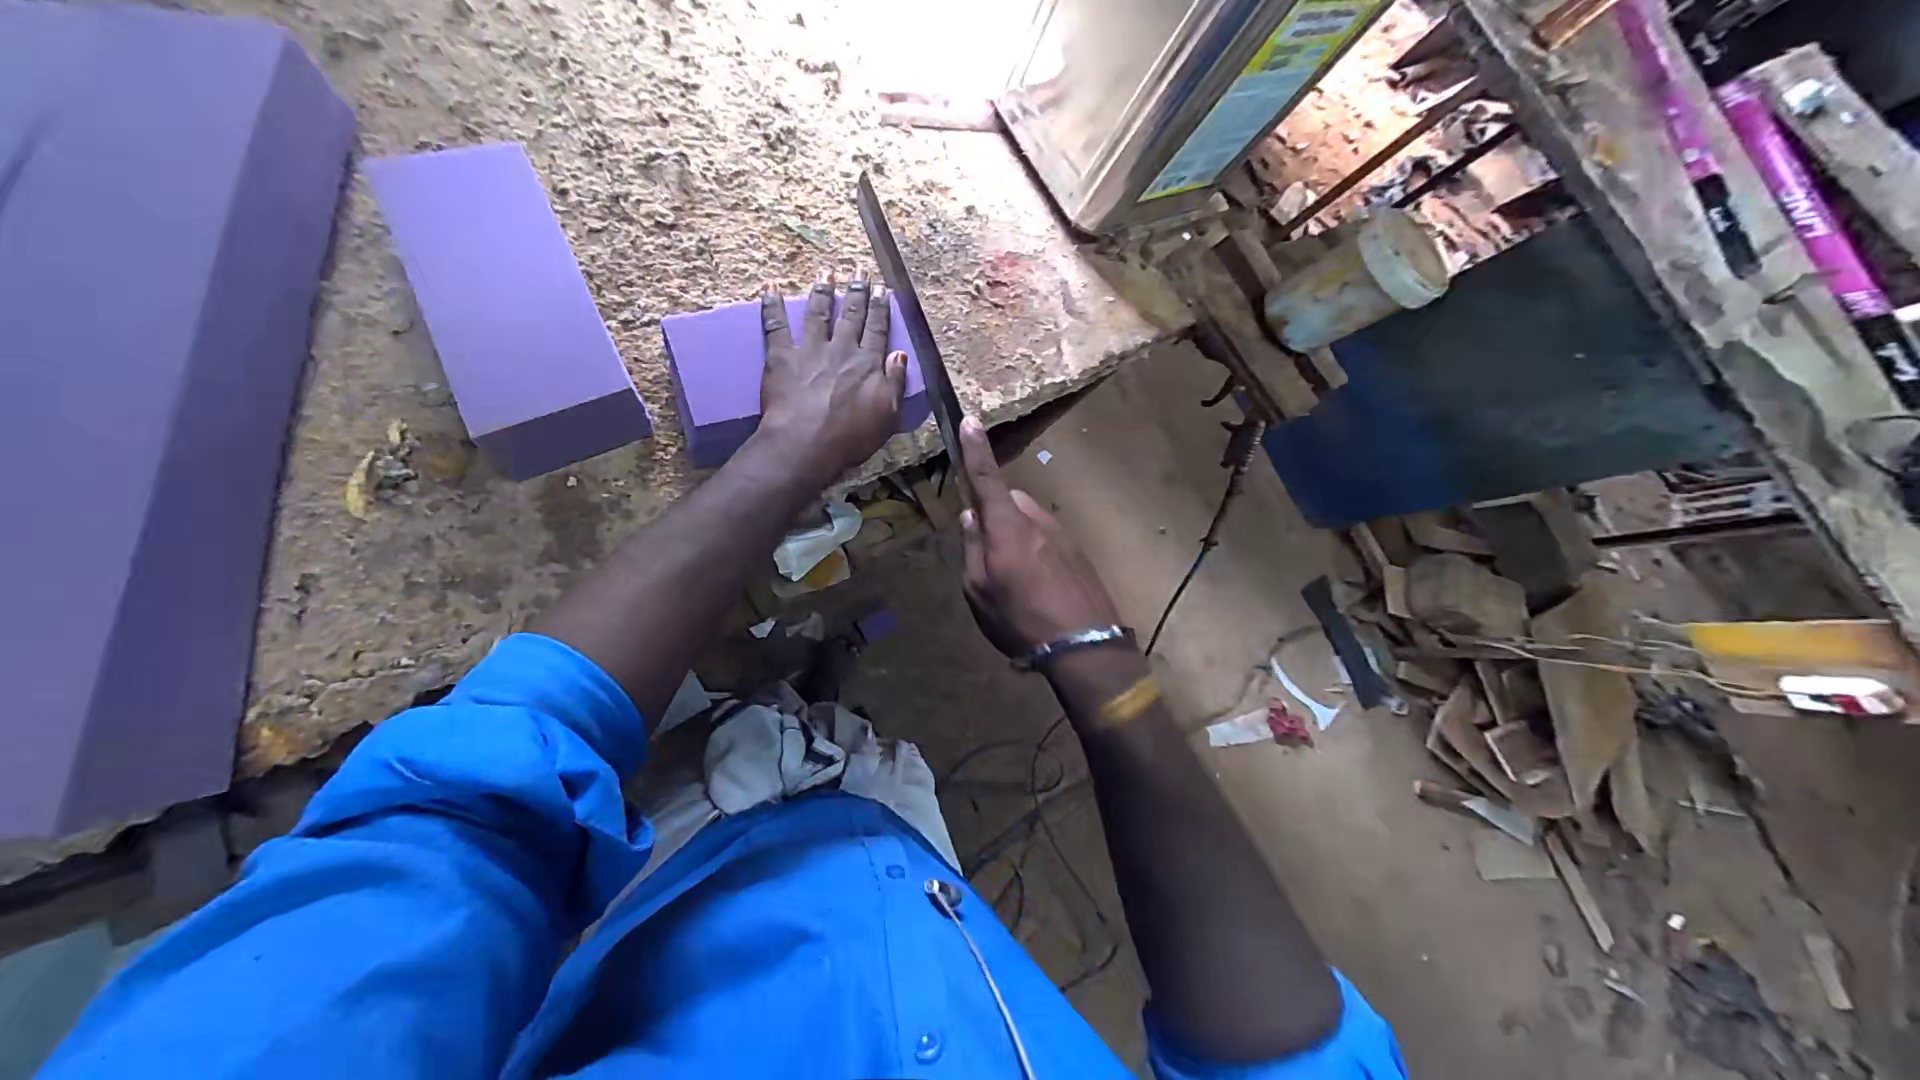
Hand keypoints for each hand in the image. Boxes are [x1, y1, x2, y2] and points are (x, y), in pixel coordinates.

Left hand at [756, 276, 906, 484]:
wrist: (807, 444)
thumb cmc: (851, 437)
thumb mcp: (887, 415)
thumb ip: (895, 382)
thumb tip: (901, 354)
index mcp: (868, 365)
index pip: (878, 330)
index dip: (880, 309)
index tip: (882, 289)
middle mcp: (842, 350)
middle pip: (851, 316)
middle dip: (856, 292)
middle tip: (859, 271)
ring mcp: (810, 351)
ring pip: (818, 314)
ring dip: (822, 292)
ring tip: (826, 273)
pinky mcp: (782, 358)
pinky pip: (775, 326)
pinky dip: (772, 305)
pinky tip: (770, 287)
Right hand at [957, 415, 1123, 659]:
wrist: (1085, 644)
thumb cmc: (1020, 619)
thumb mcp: (979, 590)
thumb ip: (972, 548)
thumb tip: (970, 516)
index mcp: (1007, 527)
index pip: (986, 478)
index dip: (975, 450)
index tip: (971, 420)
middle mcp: (1037, 521)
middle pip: (1008, 502)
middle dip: (995, 515)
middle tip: (987, 554)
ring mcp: (1061, 535)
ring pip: (1028, 521)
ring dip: (1015, 537)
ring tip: (1014, 581)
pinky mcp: (1077, 552)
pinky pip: (1046, 539)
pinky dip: (1034, 552)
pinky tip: (1037, 587)